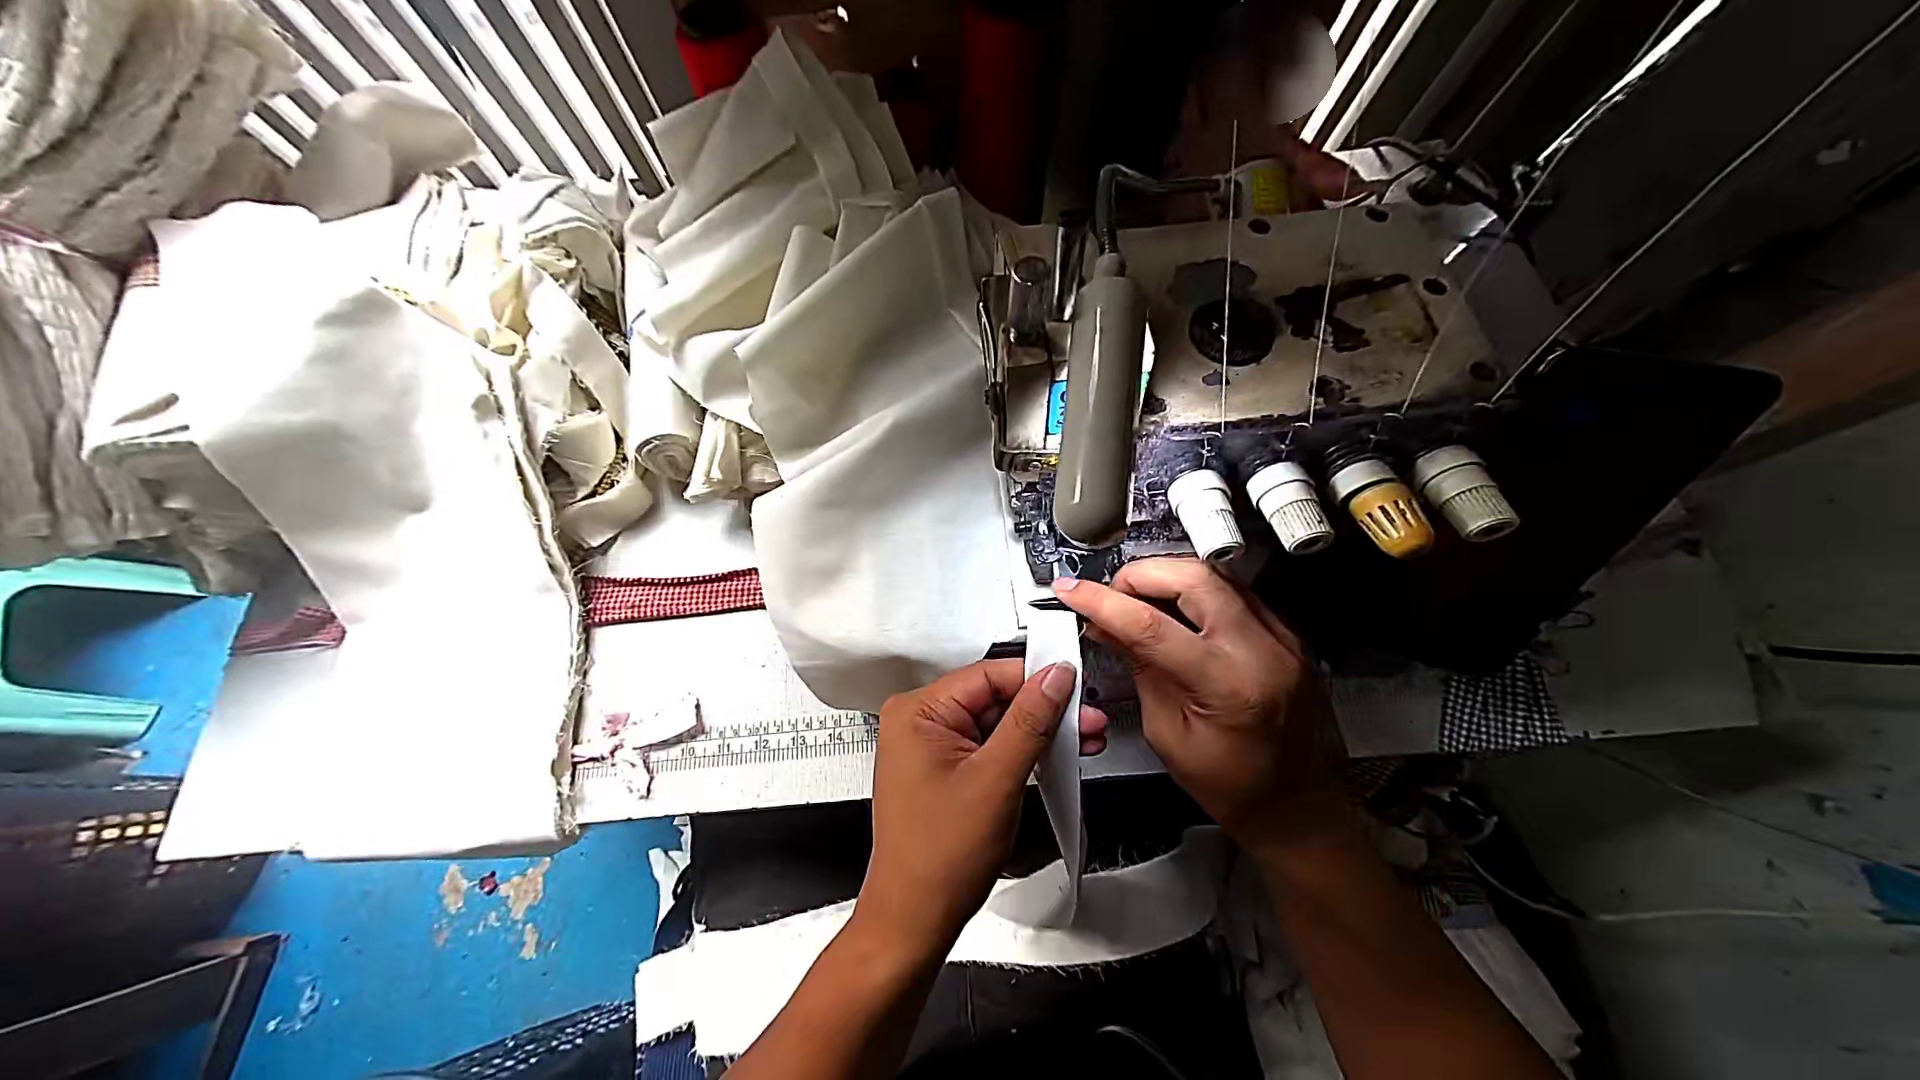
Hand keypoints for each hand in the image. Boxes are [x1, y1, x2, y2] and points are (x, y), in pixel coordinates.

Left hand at [855, 659, 1108, 956]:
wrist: (916, 918)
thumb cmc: (935, 860)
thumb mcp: (996, 779)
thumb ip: (1030, 721)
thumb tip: (1053, 678)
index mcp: (917, 712)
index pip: (989, 673)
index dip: (1036, 679)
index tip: (1072, 683)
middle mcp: (918, 723)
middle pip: (995, 697)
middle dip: (1044, 711)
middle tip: (1084, 720)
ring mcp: (930, 747)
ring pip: (997, 723)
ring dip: (1038, 733)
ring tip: (1077, 741)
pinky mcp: (945, 768)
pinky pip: (989, 746)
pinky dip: (1021, 751)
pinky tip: (1052, 756)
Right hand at [1052, 557, 1346, 852]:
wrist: (1301, 809)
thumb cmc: (1242, 789)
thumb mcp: (1169, 734)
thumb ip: (1140, 670)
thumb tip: (1109, 628)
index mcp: (1231, 688)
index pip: (1150, 624)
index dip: (1101, 602)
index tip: (1074, 593)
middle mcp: (1264, 653)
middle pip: (1191, 577)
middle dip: (1139, 575)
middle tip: (1110, 594)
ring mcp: (1282, 640)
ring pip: (1214, 575)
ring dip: (1167, 578)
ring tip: (1138, 602)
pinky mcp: (1286, 636)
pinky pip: (1233, 592)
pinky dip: (1195, 591)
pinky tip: (1174, 612)